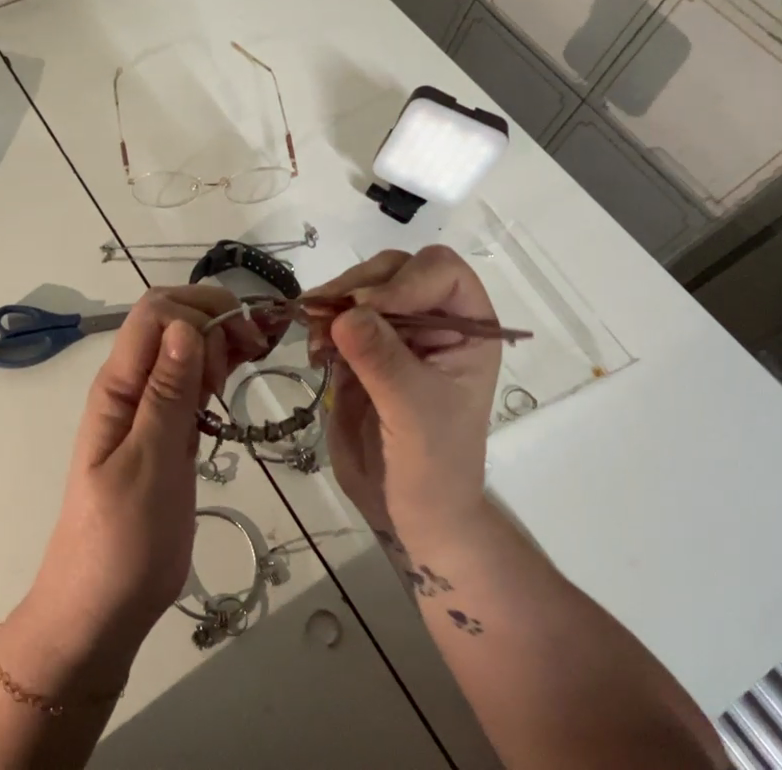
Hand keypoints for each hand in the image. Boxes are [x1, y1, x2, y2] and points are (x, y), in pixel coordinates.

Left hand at [7, 287, 265, 685]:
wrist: (103, 605)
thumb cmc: (121, 541)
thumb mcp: (147, 465)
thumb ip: (166, 395)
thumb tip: (185, 326)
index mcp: (117, 387)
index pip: (155, 312)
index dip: (200, 310)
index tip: (240, 342)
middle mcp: (131, 387)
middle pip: (172, 322)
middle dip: (215, 321)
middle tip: (248, 359)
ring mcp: (150, 410)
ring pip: (184, 351)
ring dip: (219, 345)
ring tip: (248, 368)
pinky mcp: (167, 434)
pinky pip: (191, 385)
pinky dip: (216, 375)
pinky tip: (234, 386)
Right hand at [309, 246, 501, 549]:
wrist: (412, 510)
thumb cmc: (434, 464)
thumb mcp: (414, 410)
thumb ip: (382, 359)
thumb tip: (343, 313)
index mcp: (467, 328)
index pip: (441, 272)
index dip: (404, 280)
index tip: (367, 308)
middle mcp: (433, 322)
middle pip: (394, 270)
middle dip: (358, 286)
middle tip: (325, 313)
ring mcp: (395, 336)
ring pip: (360, 289)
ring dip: (332, 303)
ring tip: (315, 338)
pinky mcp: (360, 353)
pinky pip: (336, 319)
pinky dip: (319, 325)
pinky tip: (313, 351)